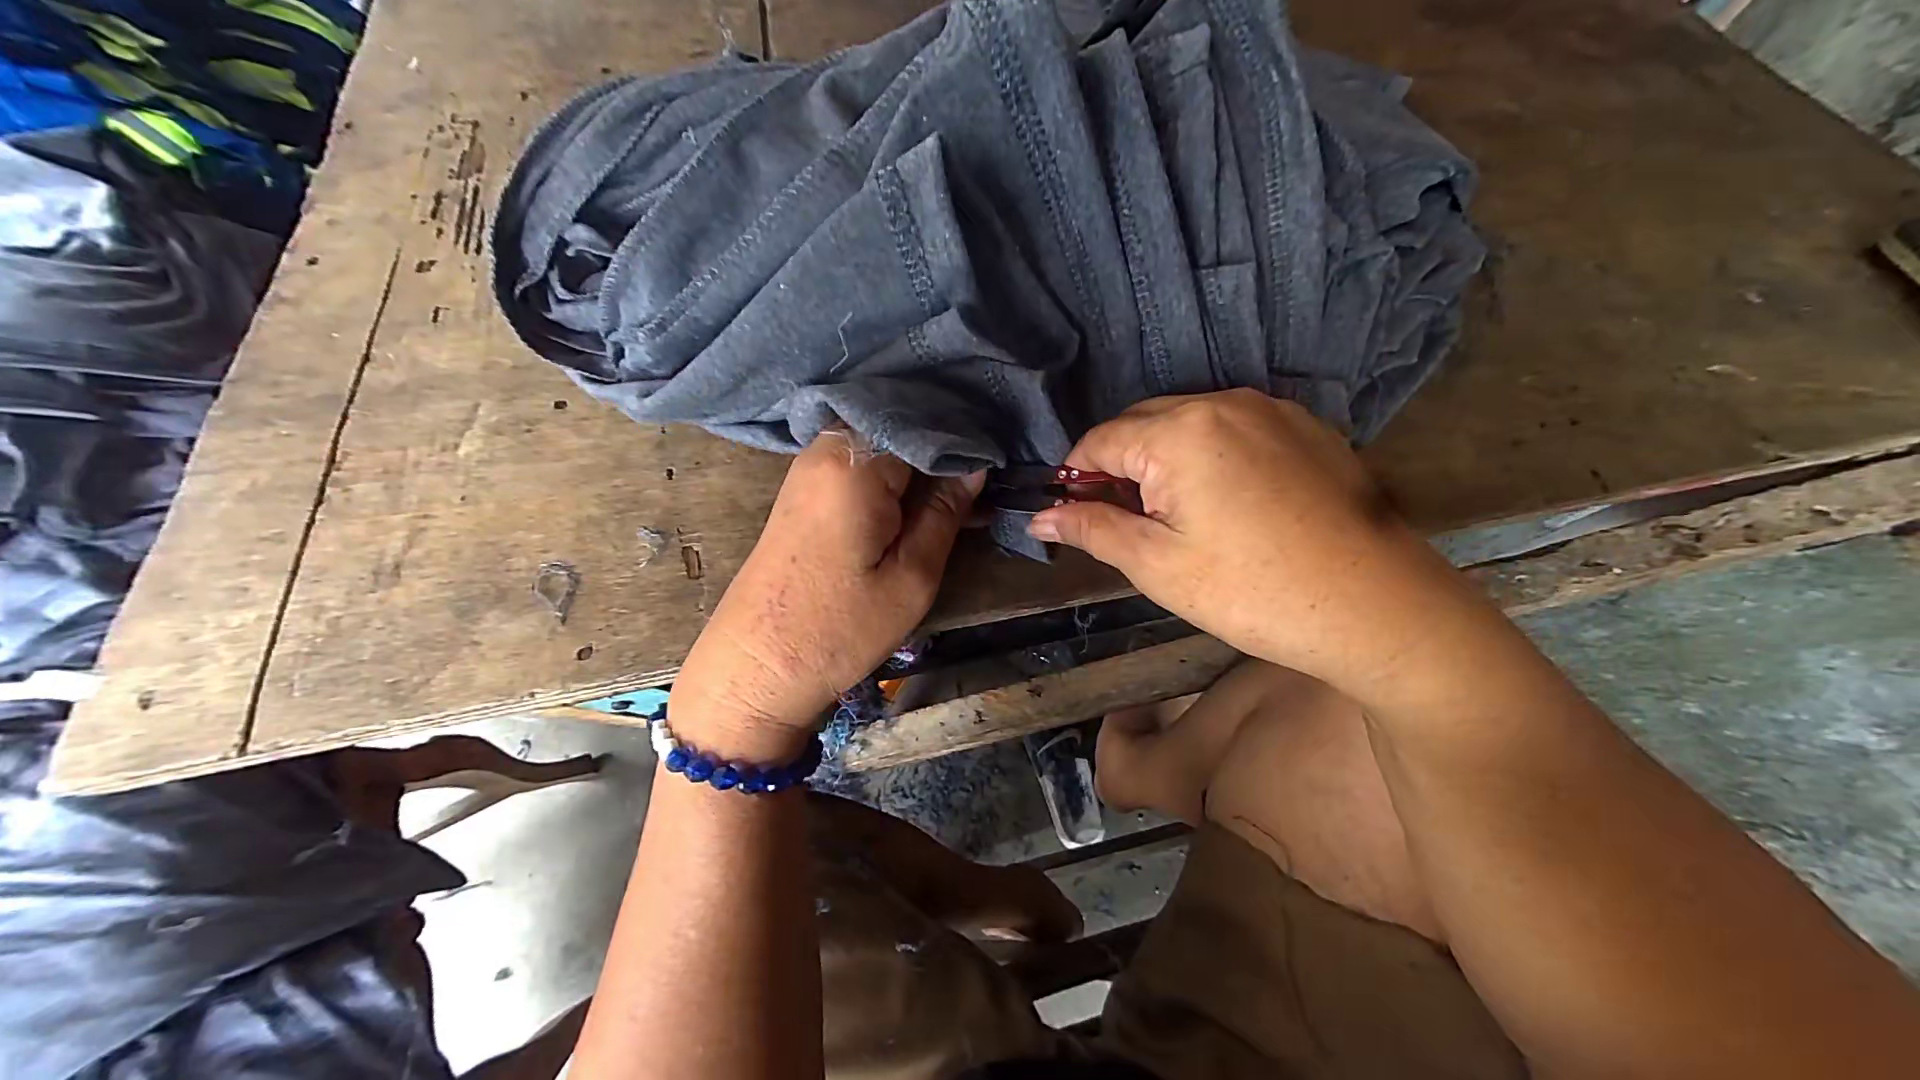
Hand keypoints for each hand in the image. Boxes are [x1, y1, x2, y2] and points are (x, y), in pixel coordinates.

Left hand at [670, 432, 982, 756]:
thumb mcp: (912, 577)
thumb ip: (945, 513)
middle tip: (985, 477)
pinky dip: (892, 474)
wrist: (755, 667)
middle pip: (899, 426)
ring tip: (958, 490)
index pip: (925, 425)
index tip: (1000, 461)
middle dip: (943, 447)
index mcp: (854, 464)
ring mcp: (808, 467)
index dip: (966, 440)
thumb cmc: (838, 629)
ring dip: (918, 463)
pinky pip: (859, 462)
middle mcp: (826, 449)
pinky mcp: (802, 489)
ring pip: (880, 444)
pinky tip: (918, 497)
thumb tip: (975, 466)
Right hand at [1027, 390, 1494, 704]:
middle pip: (1142, 424)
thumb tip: (1039, 515)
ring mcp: (1271, 409)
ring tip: (1173, 517)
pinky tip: (1225, 504)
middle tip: (1122, 523)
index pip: (1099, 440)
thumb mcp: (1157, 565)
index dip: (1075, 478)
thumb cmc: (1252, 592)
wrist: (1376, 608)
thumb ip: (1092, 528)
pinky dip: (1208, 456)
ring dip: (1162, 460)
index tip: (1073, 516)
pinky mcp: (1306, 427)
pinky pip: (1233, 429)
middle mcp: (1223, 402)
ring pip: (1188, 424)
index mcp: (1180, 431)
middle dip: (1118, 467)